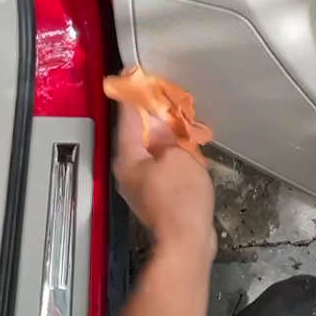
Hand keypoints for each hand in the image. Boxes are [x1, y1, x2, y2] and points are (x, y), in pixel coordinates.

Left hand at [113, 98, 215, 262]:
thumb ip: (170, 136)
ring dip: (165, 134)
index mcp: (128, 157)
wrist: (186, 243)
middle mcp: (129, 170)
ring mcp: (141, 185)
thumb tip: (164, 126)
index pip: (128, 116)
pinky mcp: (156, 196)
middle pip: (138, 133)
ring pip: (151, 149)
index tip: (133, 72)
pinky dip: (172, 153)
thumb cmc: (180, 199)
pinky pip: (162, 165)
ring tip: (180, 118)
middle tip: (163, 94)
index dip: (132, 92)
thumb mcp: (179, 157)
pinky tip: (187, 147)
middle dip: (152, 113)